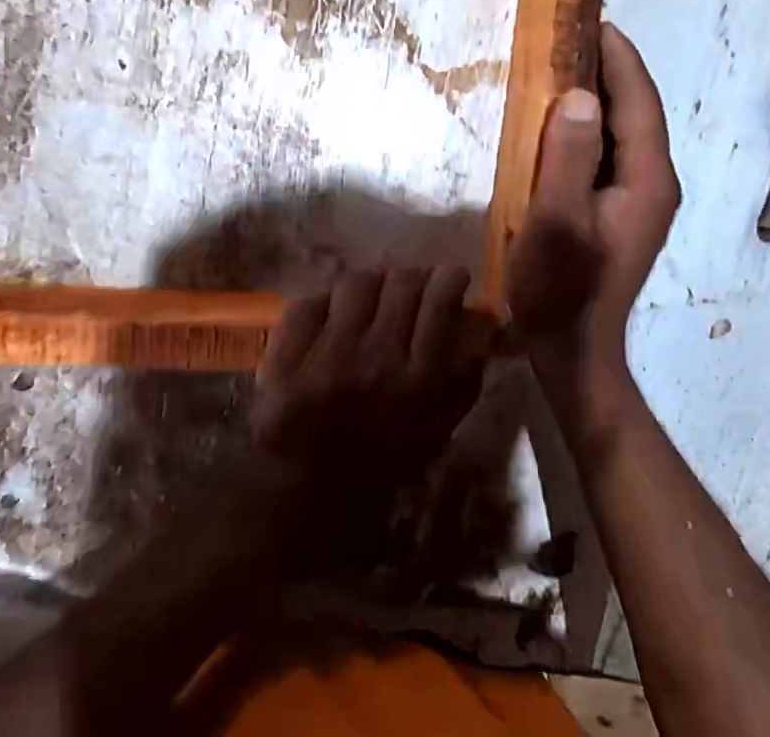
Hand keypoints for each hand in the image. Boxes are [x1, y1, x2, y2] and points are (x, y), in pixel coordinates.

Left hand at [251, 267, 485, 515]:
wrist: (306, 492)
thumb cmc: (380, 465)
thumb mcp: (436, 435)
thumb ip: (463, 387)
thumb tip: (480, 342)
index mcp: (417, 377)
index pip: (440, 302)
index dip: (451, 279)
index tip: (454, 277)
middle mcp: (376, 355)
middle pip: (401, 284)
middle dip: (414, 276)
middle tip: (414, 285)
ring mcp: (328, 352)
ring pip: (356, 284)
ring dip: (372, 284)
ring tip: (373, 296)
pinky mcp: (289, 354)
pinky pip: (309, 303)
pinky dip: (324, 303)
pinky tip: (331, 315)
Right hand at [505, 24, 679, 384]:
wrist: (575, 352)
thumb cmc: (560, 290)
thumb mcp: (556, 221)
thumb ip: (570, 157)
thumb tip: (581, 95)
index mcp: (648, 180)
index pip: (640, 100)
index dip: (618, 57)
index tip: (592, 19)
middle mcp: (656, 184)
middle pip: (639, 112)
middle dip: (611, 70)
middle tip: (571, 36)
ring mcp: (642, 202)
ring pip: (627, 133)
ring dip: (602, 99)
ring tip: (564, 68)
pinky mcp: (623, 214)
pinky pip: (613, 156)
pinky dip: (593, 131)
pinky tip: (565, 126)